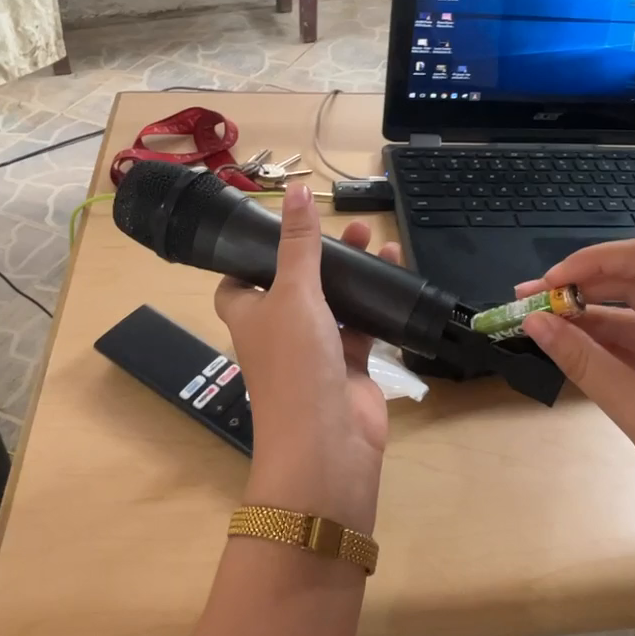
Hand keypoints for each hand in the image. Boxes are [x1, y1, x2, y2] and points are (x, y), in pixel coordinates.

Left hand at [214, 183, 399, 532]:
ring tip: (378, 241)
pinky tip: (396, 278)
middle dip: (320, 255)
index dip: (251, 255)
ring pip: (334, 303)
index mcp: (249, 314)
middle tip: (350, 228)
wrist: (328, 446)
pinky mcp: (348, 366)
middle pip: (296, 284)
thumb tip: (296, 189)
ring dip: (353, 274)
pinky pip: (362, 326)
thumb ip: (299, 244)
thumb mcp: (294, 294)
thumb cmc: (296, 364)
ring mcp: (315, 350)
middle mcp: (278, 331)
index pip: (238, 281)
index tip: (276, 229)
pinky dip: (377, 305)